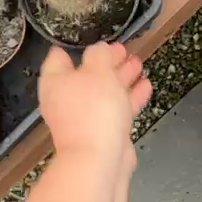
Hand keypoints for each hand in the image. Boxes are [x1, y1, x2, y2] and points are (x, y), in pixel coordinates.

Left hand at [13, 44, 152, 201]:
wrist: (100, 159)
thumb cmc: (94, 110)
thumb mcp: (98, 72)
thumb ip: (100, 55)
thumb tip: (100, 50)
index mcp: (55, 82)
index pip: (59, 57)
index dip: (77, 47)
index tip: (98, 41)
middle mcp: (66, 100)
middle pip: (86, 75)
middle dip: (107, 63)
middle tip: (125, 51)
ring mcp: (84, 119)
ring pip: (105, 92)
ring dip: (122, 79)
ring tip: (139, 64)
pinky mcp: (103, 133)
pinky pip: (116, 109)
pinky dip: (129, 97)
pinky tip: (145, 86)